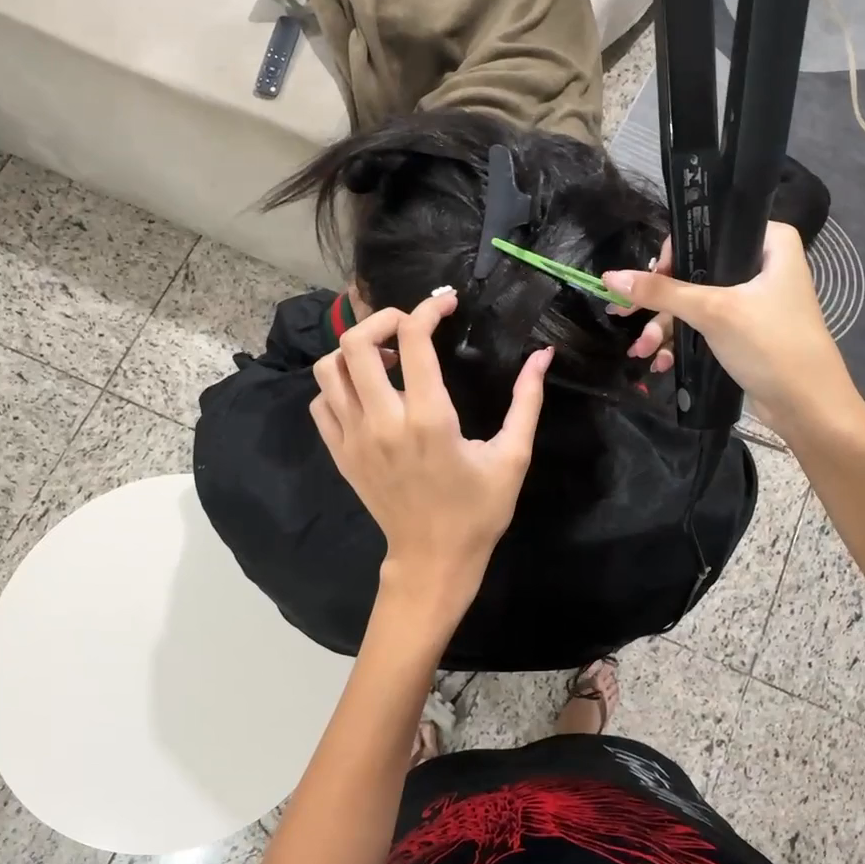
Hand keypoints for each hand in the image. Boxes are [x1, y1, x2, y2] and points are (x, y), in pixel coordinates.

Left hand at [309, 291, 552, 604]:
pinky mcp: (340, 454)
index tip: (445, 304)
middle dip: (383, 319)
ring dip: (355, 351)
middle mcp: (383, 422)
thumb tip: (542, 355)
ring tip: (387, 359)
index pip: (414, 340)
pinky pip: (321, 403)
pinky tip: (367, 392)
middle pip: (357, 343)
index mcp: (429, 419)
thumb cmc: (478, 511)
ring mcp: (354, 439)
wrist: (433, 560)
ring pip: (329, 369)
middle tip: (410, 327)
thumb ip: (526, 402)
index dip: (428, 309)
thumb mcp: (513, 457)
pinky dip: (338, 385)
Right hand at [602, 222, 864, 436]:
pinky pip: (704, 327)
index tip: (650, 280)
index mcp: (770, 242)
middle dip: (660, 302)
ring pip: (696, 303)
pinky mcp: (745, 331)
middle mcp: (763, 264)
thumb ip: (661, 292)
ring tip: (642, 351)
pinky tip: (661, 363)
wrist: (807, 405)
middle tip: (624, 315)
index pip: (710, 230)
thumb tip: (610, 277)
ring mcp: (754, 300)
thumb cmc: (770, 344)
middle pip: (696, 271)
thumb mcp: (713, 311)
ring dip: (666, 328)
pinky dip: (682, 342)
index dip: (675, 253)